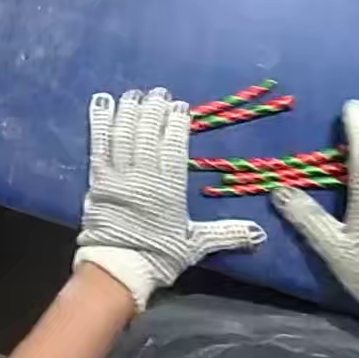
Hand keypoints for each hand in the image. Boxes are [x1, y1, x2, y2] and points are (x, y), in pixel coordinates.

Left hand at [75, 87, 264, 309]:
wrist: (119, 265)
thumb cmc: (159, 255)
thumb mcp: (196, 244)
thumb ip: (227, 233)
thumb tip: (260, 233)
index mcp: (170, 186)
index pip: (174, 144)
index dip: (177, 122)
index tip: (180, 106)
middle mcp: (144, 173)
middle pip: (149, 132)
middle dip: (154, 109)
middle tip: (157, 93)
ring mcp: (118, 172)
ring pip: (124, 132)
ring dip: (129, 110)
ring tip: (134, 93)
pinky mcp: (97, 176)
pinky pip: (98, 142)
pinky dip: (99, 120)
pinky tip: (101, 101)